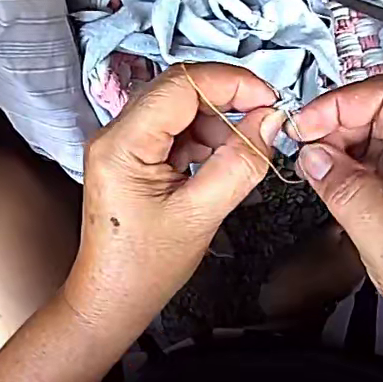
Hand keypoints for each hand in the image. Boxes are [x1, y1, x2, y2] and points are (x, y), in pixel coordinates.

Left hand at [63, 63, 284, 336]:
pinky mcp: (134, 156)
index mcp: (122, 144)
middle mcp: (115, 135)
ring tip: (240, 153)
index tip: (267, 99)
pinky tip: (220, 161)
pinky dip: (205, 138)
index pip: (181, 85)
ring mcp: (123, 144)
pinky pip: (176, 130)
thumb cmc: (143, 267)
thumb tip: (269, 122)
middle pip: (179, 89)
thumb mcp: (202, 214)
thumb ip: (240, 163)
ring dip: (217, 121)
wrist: (113, 297)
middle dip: (227, 99)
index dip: (230, 84)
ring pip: (180, 108)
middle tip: (264, 118)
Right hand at [290, 77, 382, 348]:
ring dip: (342, 140)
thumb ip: (350, 198)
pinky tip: (336, 179)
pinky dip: (352, 159)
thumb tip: (313, 156)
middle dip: (337, 121)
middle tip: (305, 149)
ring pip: (381, 125)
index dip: (341, 104)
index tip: (305, 126)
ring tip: (317, 168)